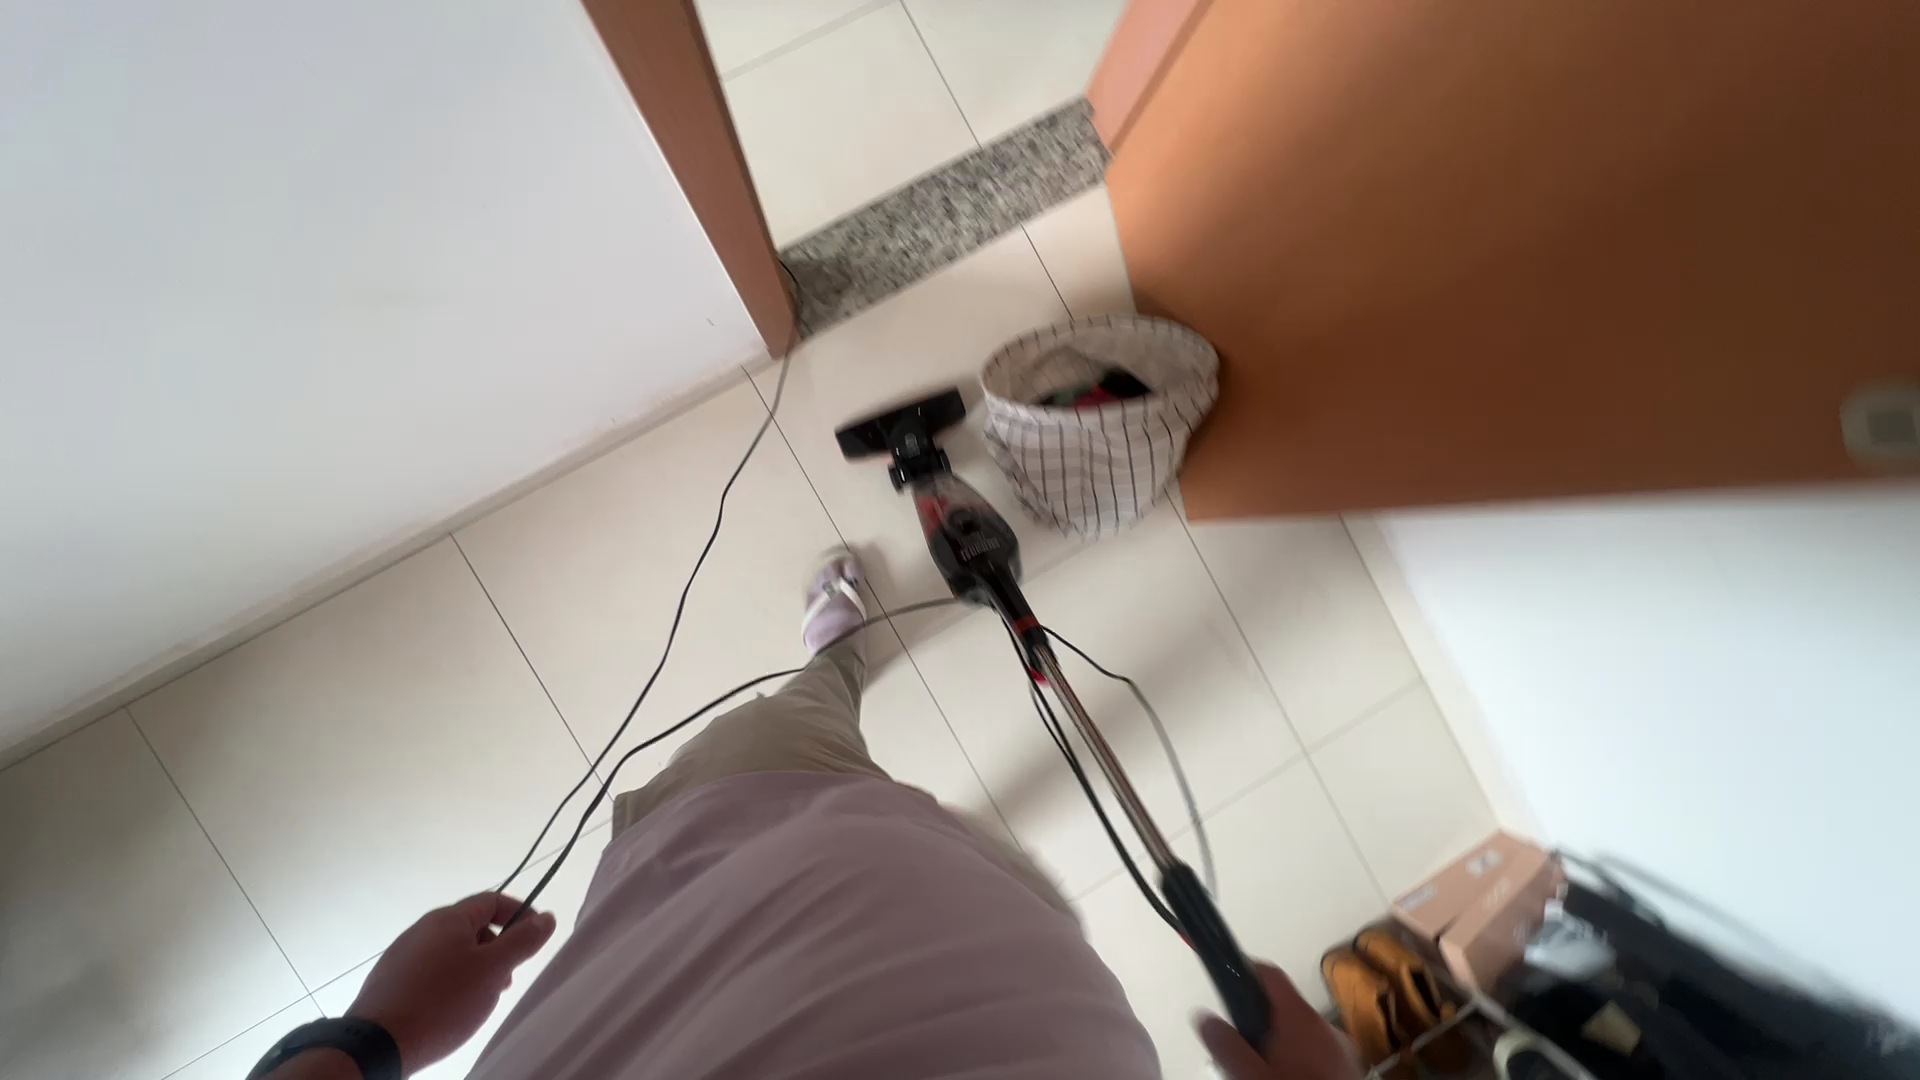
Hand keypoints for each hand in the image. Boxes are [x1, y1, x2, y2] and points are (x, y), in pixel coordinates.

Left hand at [346, 893, 557, 1073]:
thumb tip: (546, 917)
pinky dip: (448, 985)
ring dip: (474, 969)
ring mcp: (399, 959)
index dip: (520, 914)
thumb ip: (524, 940)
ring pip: (451, 953)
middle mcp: (421, 930)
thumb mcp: (494, 969)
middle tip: (506, 978)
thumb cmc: (442, 1001)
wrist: (371, 1050)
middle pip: (473, 928)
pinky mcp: (386, 987)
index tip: (534, 940)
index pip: (494, 900)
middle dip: (497, 949)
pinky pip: (429, 975)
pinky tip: (448, 1012)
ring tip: (479, 1000)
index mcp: (447, 919)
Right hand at [1197, 962, 1363, 1079]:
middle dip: (1259, 1021)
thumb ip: (1225, 1044)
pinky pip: (1318, 1054)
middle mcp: (1326, 1027)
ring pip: (1301, 1034)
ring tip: (1260, 1070)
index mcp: (1300, 1017)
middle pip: (1283, 1007)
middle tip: (1239, 1045)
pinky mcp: (1350, 1074)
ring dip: (1279, 1044)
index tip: (1228, 981)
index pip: (1269, 972)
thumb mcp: (1251, 1076)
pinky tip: (1287, 1079)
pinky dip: (1299, 1061)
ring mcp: (1343, 1052)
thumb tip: (1204, 1016)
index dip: (1245, 970)